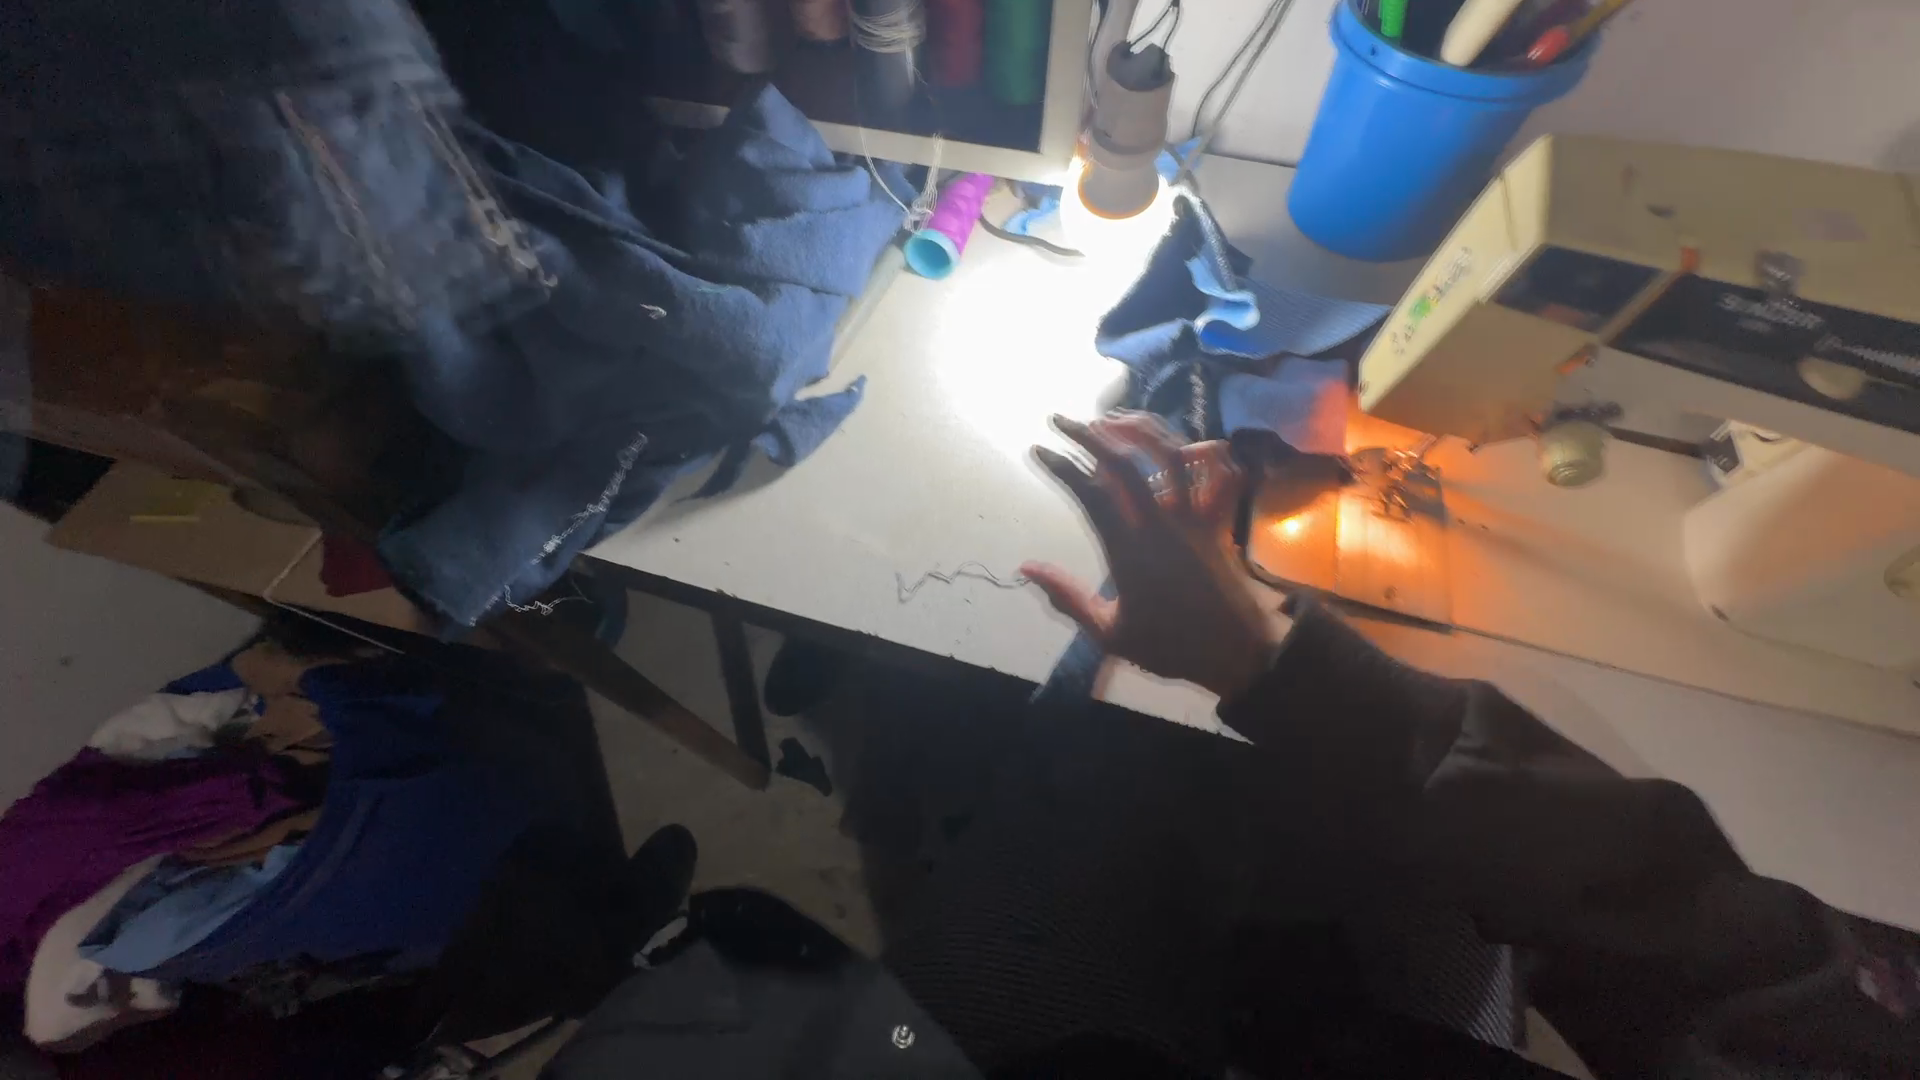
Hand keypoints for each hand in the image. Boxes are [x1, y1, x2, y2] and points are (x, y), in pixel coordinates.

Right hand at [1022, 412, 1288, 700]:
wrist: (1240, 654)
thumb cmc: (1170, 646)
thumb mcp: (1109, 633)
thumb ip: (1067, 597)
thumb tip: (1025, 567)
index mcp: (1130, 549)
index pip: (1090, 493)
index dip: (1061, 466)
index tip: (1038, 449)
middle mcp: (1162, 522)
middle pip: (1125, 462)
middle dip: (1088, 433)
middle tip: (1061, 420)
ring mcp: (1195, 517)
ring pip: (1172, 454)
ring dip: (1140, 429)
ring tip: (1112, 419)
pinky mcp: (1219, 520)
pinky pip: (1221, 474)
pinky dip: (1207, 451)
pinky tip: (1186, 444)